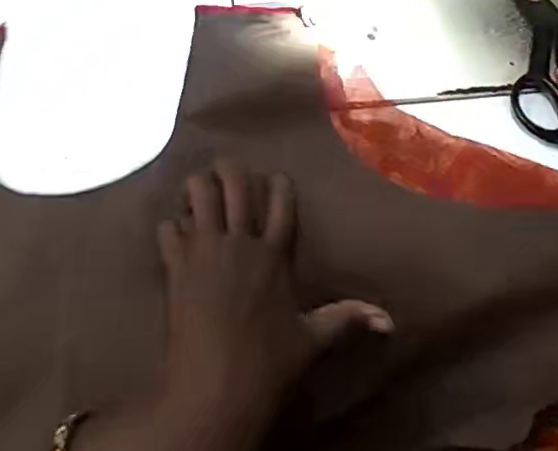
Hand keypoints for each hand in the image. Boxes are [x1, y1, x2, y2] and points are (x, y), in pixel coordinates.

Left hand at [152, 162, 390, 444]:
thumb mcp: (312, 341)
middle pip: (234, 180)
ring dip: (197, 188)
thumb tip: (390, 320)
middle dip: (229, 168)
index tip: (274, 179)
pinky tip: (176, 236)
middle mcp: (239, 240)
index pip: (281, 199)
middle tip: (226, 176)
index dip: (278, 182)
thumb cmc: (268, 365)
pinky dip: (171, 224)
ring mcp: (205, 248)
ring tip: (199, 200)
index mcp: (274, 254)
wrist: (217, 390)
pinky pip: (167, 225)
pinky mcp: (176, 262)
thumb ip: (347, 320)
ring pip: (198, 190)